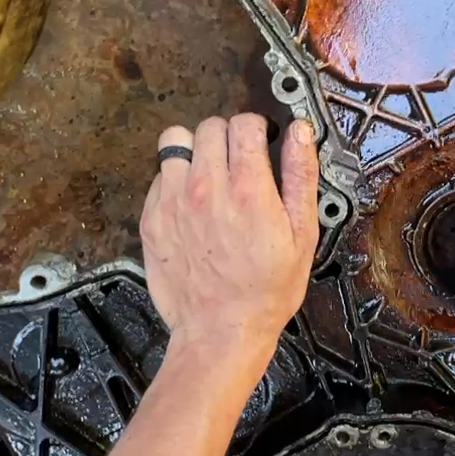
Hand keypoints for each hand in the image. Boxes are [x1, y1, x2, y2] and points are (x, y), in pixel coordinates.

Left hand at [141, 115, 318, 391]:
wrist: (221, 331)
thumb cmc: (265, 290)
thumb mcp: (303, 235)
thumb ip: (301, 176)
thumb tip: (301, 133)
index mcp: (248, 190)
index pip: (245, 124)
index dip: (258, 128)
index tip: (262, 142)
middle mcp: (206, 189)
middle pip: (210, 126)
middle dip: (228, 137)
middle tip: (239, 161)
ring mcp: (173, 203)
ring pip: (175, 141)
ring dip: (195, 150)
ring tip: (209, 173)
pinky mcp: (152, 219)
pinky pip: (159, 176)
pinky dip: (175, 180)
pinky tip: (192, 202)